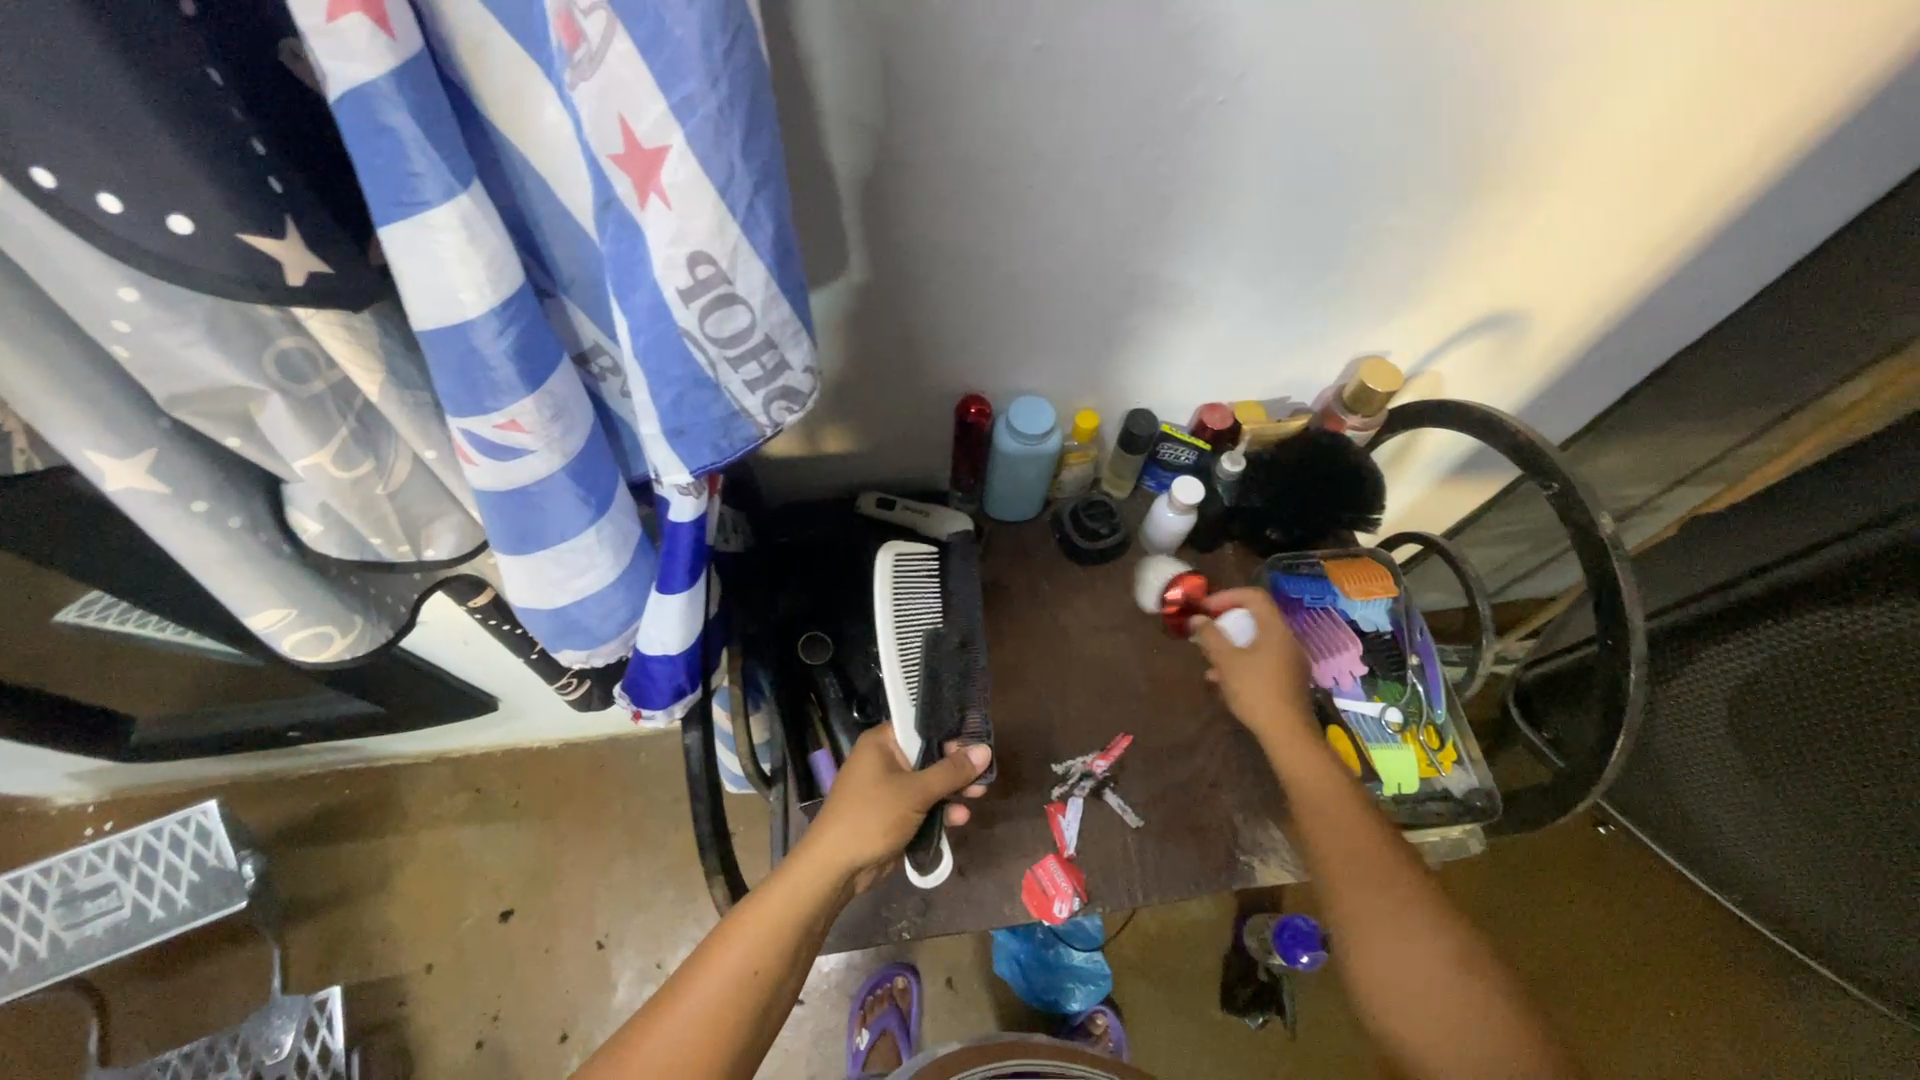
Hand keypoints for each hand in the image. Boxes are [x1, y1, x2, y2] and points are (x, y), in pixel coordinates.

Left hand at [800, 725, 991, 892]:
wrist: (837, 868)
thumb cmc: (872, 816)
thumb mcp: (915, 792)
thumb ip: (951, 771)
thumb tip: (985, 750)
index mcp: (882, 743)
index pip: (921, 725)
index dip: (950, 732)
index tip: (977, 742)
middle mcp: (886, 760)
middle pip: (930, 755)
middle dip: (957, 767)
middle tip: (984, 774)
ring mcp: (890, 789)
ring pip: (930, 783)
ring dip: (953, 790)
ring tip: (979, 795)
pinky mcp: (895, 815)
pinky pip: (924, 806)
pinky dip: (941, 810)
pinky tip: (960, 819)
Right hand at [1189, 587, 1317, 748]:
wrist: (1287, 732)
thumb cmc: (1255, 690)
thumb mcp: (1226, 661)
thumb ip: (1210, 636)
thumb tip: (1196, 618)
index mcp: (1275, 629)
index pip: (1254, 596)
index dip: (1227, 596)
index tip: (1205, 609)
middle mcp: (1287, 640)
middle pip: (1256, 619)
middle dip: (1226, 623)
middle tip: (1206, 632)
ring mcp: (1291, 660)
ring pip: (1258, 642)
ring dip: (1232, 645)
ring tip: (1209, 659)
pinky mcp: (1289, 679)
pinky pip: (1263, 660)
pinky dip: (1243, 661)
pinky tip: (1223, 681)